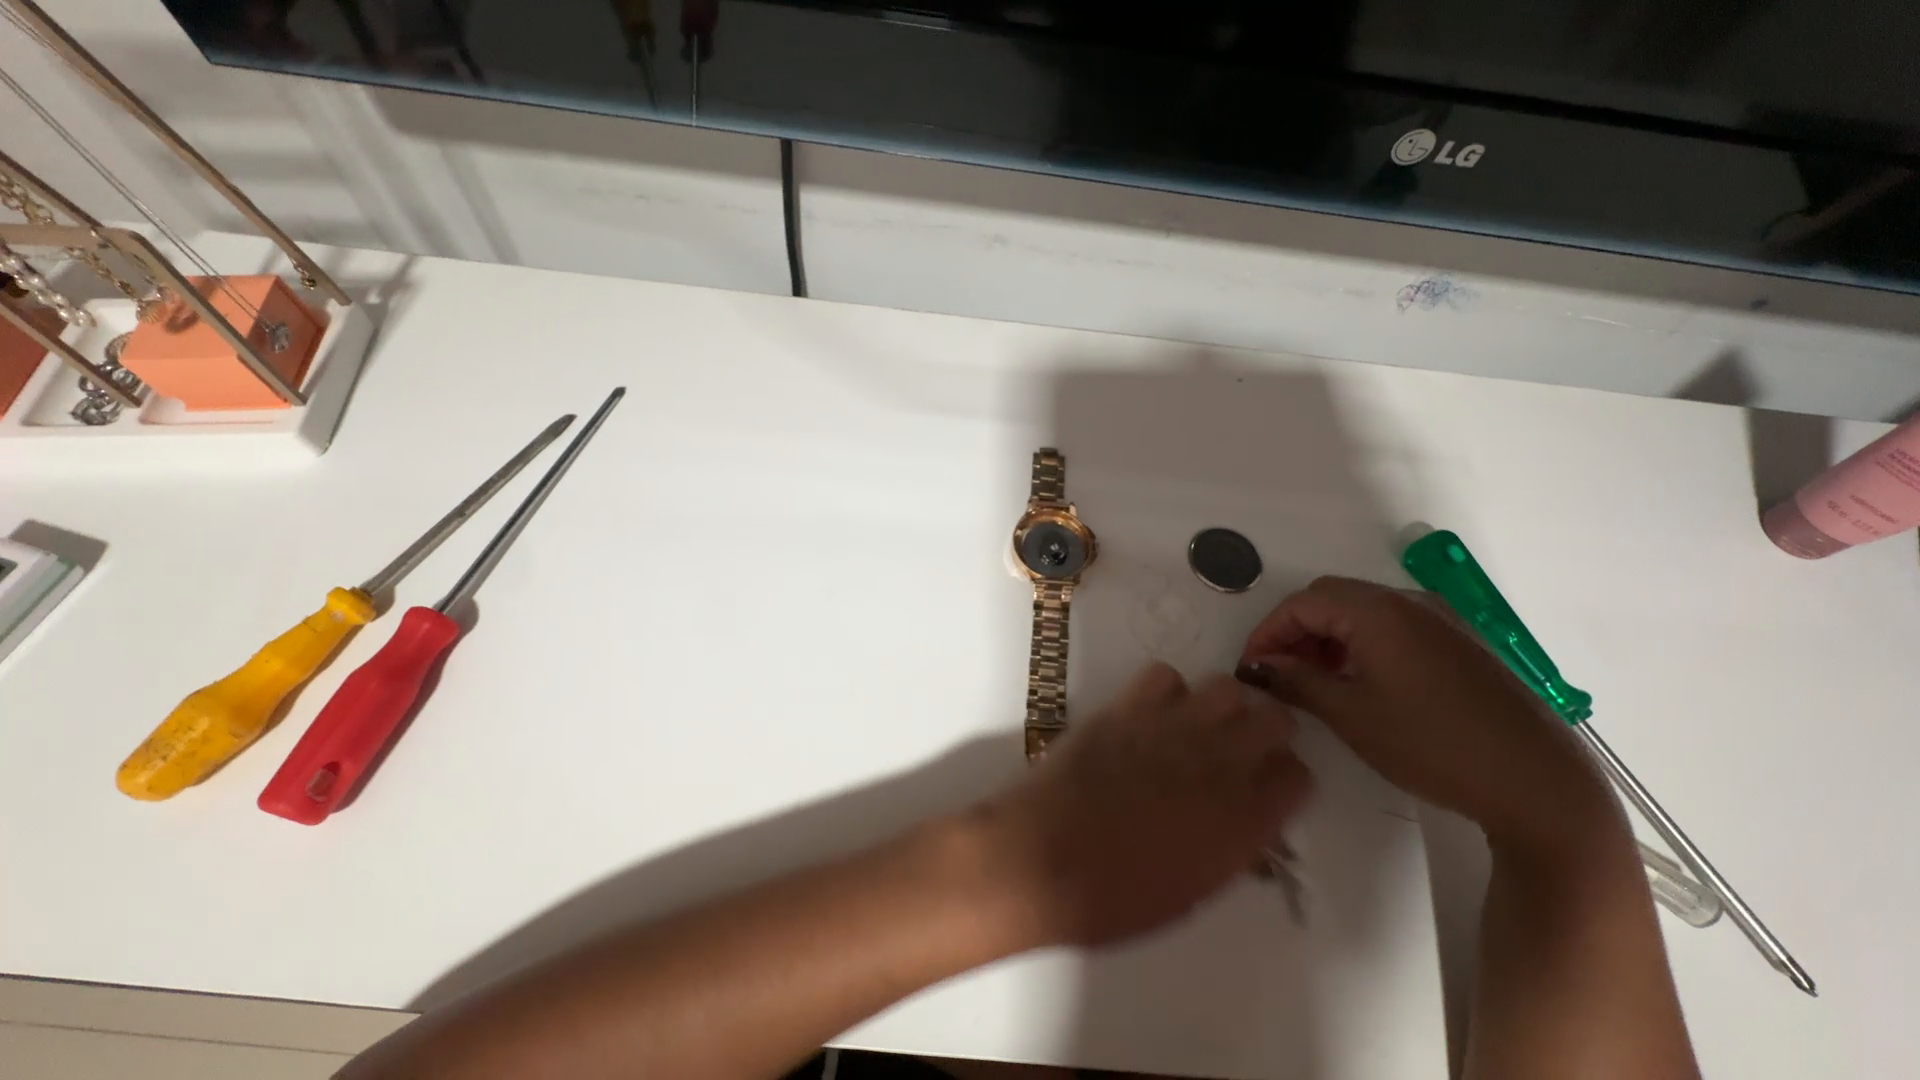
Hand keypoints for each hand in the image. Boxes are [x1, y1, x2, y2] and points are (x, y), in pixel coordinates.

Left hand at [972, 663, 1312, 948]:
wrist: (1045, 859)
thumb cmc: (1116, 896)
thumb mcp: (1194, 890)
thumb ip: (1230, 845)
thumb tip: (1241, 821)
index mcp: (1245, 818)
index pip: (1299, 777)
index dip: (1282, 782)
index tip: (1263, 790)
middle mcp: (1222, 762)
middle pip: (1277, 719)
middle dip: (1264, 733)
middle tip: (1234, 752)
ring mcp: (1175, 726)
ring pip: (1227, 687)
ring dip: (1218, 707)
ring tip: (1192, 729)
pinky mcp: (1129, 706)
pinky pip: (1165, 675)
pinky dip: (1164, 691)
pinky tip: (1148, 716)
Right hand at [1237, 576, 1620, 859]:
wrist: (1536, 780)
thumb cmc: (1431, 744)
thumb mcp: (1351, 715)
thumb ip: (1297, 682)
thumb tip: (1259, 667)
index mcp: (1379, 611)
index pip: (1302, 602)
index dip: (1267, 632)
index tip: (1251, 671)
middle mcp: (1410, 602)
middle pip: (1333, 599)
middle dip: (1296, 632)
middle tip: (1278, 675)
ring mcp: (1442, 621)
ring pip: (1364, 613)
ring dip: (1328, 639)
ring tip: (1314, 684)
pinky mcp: (1461, 645)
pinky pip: (1395, 629)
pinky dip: (1362, 646)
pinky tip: (1359, 686)